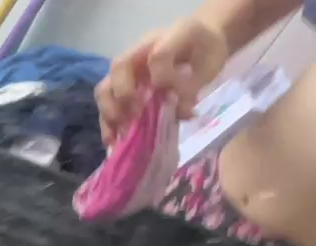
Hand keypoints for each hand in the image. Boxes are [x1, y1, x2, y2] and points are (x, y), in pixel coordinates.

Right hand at [96, 17, 229, 142]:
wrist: (196, 44)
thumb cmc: (204, 52)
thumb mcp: (211, 63)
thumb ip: (196, 86)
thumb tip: (180, 113)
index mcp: (171, 35)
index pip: (158, 56)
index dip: (163, 78)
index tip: (174, 95)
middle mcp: (141, 49)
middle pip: (119, 67)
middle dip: (125, 94)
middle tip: (137, 114)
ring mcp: (125, 69)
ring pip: (104, 88)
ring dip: (110, 111)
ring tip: (123, 130)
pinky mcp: (117, 85)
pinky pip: (104, 104)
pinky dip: (107, 122)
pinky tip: (113, 138)